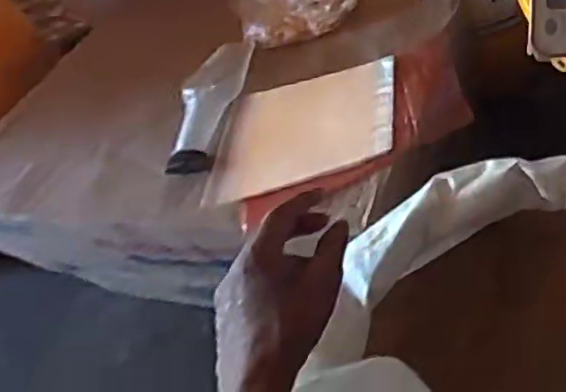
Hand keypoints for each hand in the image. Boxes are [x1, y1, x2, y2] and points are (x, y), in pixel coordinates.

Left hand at [214, 190, 352, 391]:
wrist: (256, 383)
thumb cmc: (292, 324)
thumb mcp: (324, 279)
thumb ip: (333, 245)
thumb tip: (338, 225)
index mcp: (257, 256)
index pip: (280, 214)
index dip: (304, 200)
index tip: (324, 193)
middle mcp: (236, 270)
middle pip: (267, 235)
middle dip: (298, 224)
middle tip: (323, 224)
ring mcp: (227, 295)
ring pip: (260, 257)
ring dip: (287, 248)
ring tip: (311, 256)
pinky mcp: (226, 315)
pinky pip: (253, 277)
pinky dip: (274, 268)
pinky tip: (291, 285)